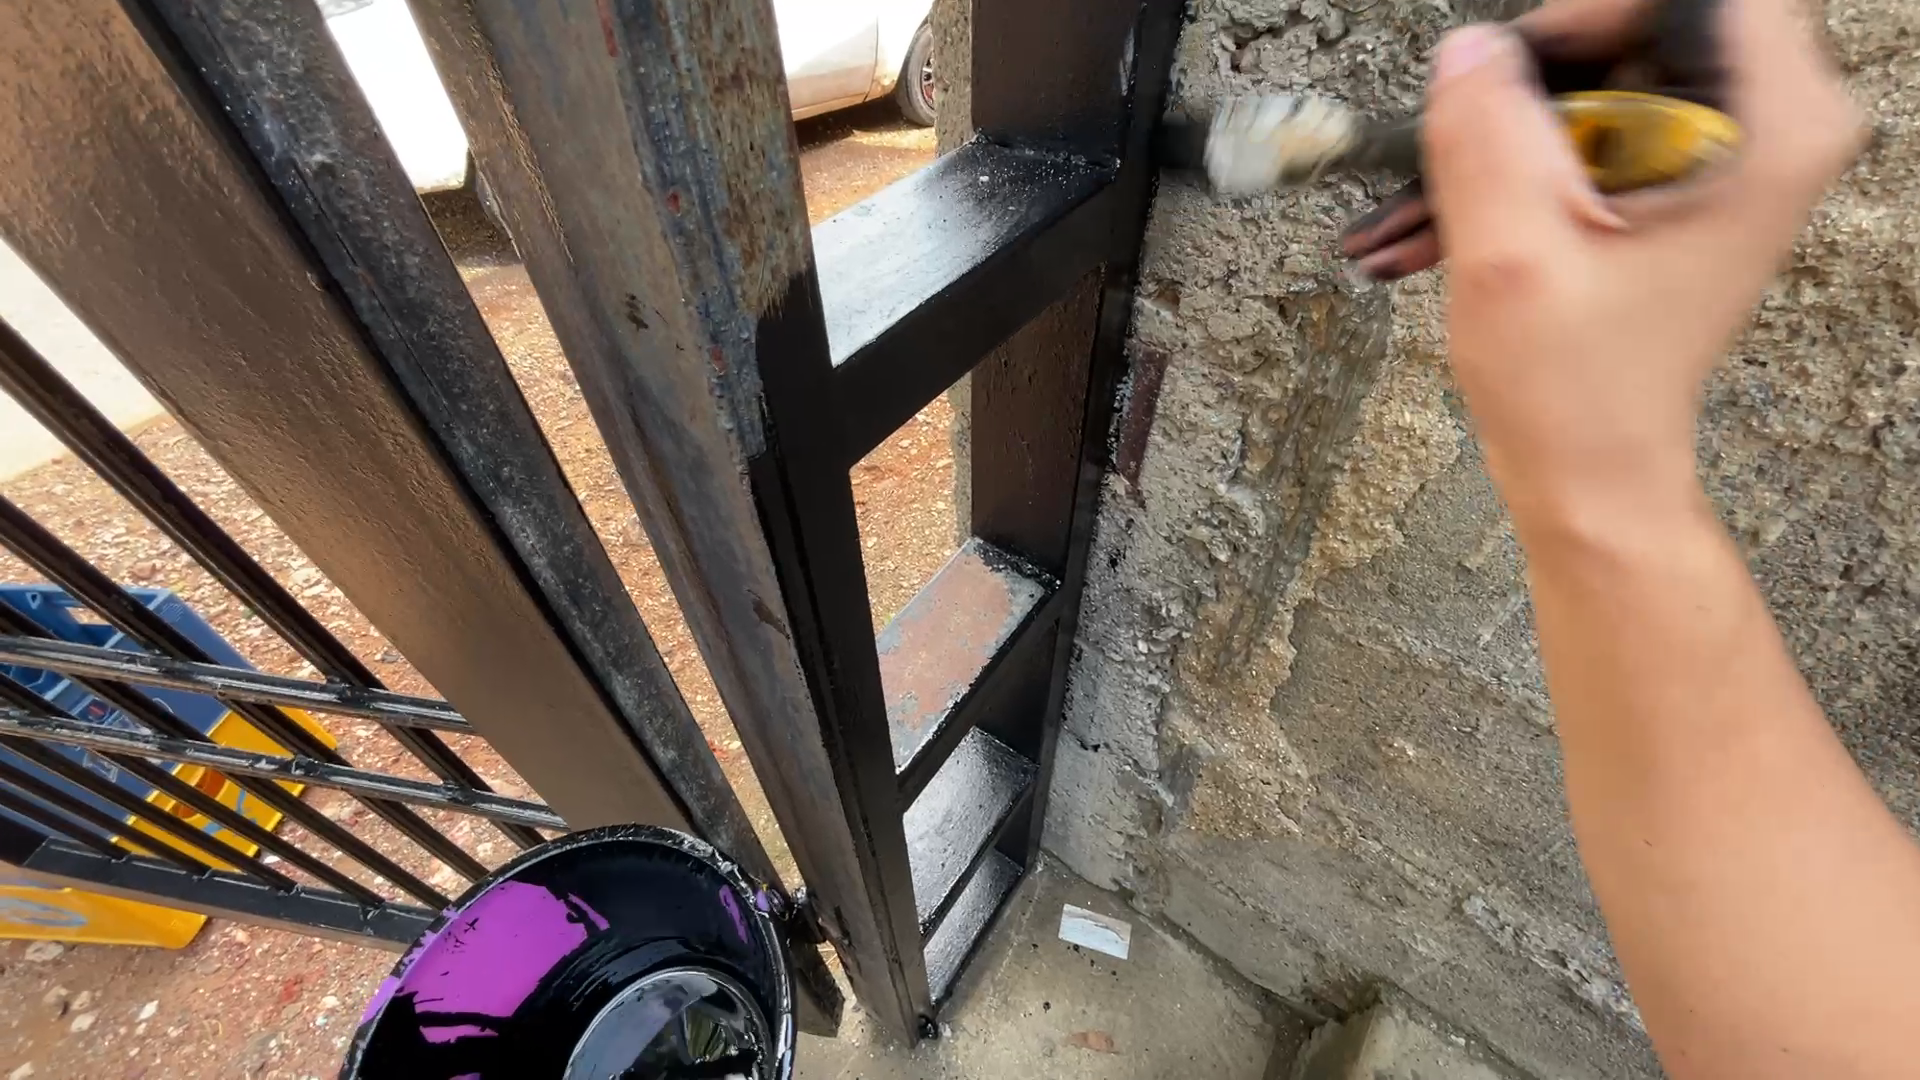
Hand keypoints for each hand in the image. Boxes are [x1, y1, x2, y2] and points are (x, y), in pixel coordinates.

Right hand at [1399, 0, 1861, 529]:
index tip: (1486, 82)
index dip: (1573, 26)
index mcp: (1762, 129)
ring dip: (1470, 169)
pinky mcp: (1644, 206)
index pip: (1684, 0)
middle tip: (1423, 168)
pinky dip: (1483, 200)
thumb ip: (1485, 144)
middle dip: (1499, 115)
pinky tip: (1410, 244)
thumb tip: (1463, 52)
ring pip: (1569, 117)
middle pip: (1617, 55)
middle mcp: (1749, 134)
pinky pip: (1557, 167)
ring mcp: (1693, 172)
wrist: (1581, 464)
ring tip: (1386, 232)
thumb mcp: (1511, 258)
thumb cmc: (1568, 385)